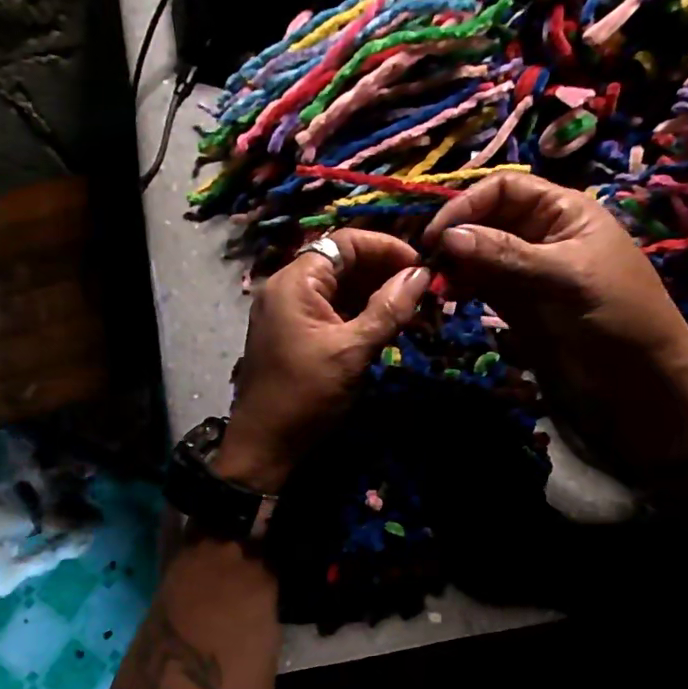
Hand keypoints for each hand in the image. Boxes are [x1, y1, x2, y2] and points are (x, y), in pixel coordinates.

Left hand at [217, 229, 431, 492]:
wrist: (265, 445)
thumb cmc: (306, 395)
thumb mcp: (352, 351)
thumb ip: (388, 309)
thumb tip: (422, 274)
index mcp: (295, 282)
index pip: (345, 243)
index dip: (386, 248)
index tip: (421, 267)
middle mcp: (288, 288)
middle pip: (342, 263)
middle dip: (384, 272)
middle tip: (422, 291)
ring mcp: (289, 312)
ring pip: (339, 289)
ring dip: (375, 294)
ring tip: (412, 310)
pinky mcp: (295, 334)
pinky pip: (331, 311)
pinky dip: (359, 314)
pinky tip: (387, 326)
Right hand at [422, 173, 687, 469]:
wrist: (639, 380)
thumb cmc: (617, 314)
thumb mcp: (564, 276)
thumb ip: (505, 254)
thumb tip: (447, 237)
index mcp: (562, 211)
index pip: (504, 189)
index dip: (468, 204)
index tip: (436, 234)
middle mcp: (539, 234)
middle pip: (485, 219)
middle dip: (455, 234)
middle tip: (424, 261)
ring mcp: (524, 271)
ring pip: (477, 254)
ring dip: (453, 263)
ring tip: (431, 281)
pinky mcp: (515, 304)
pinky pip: (480, 285)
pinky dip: (460, 286)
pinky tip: (446, 295)